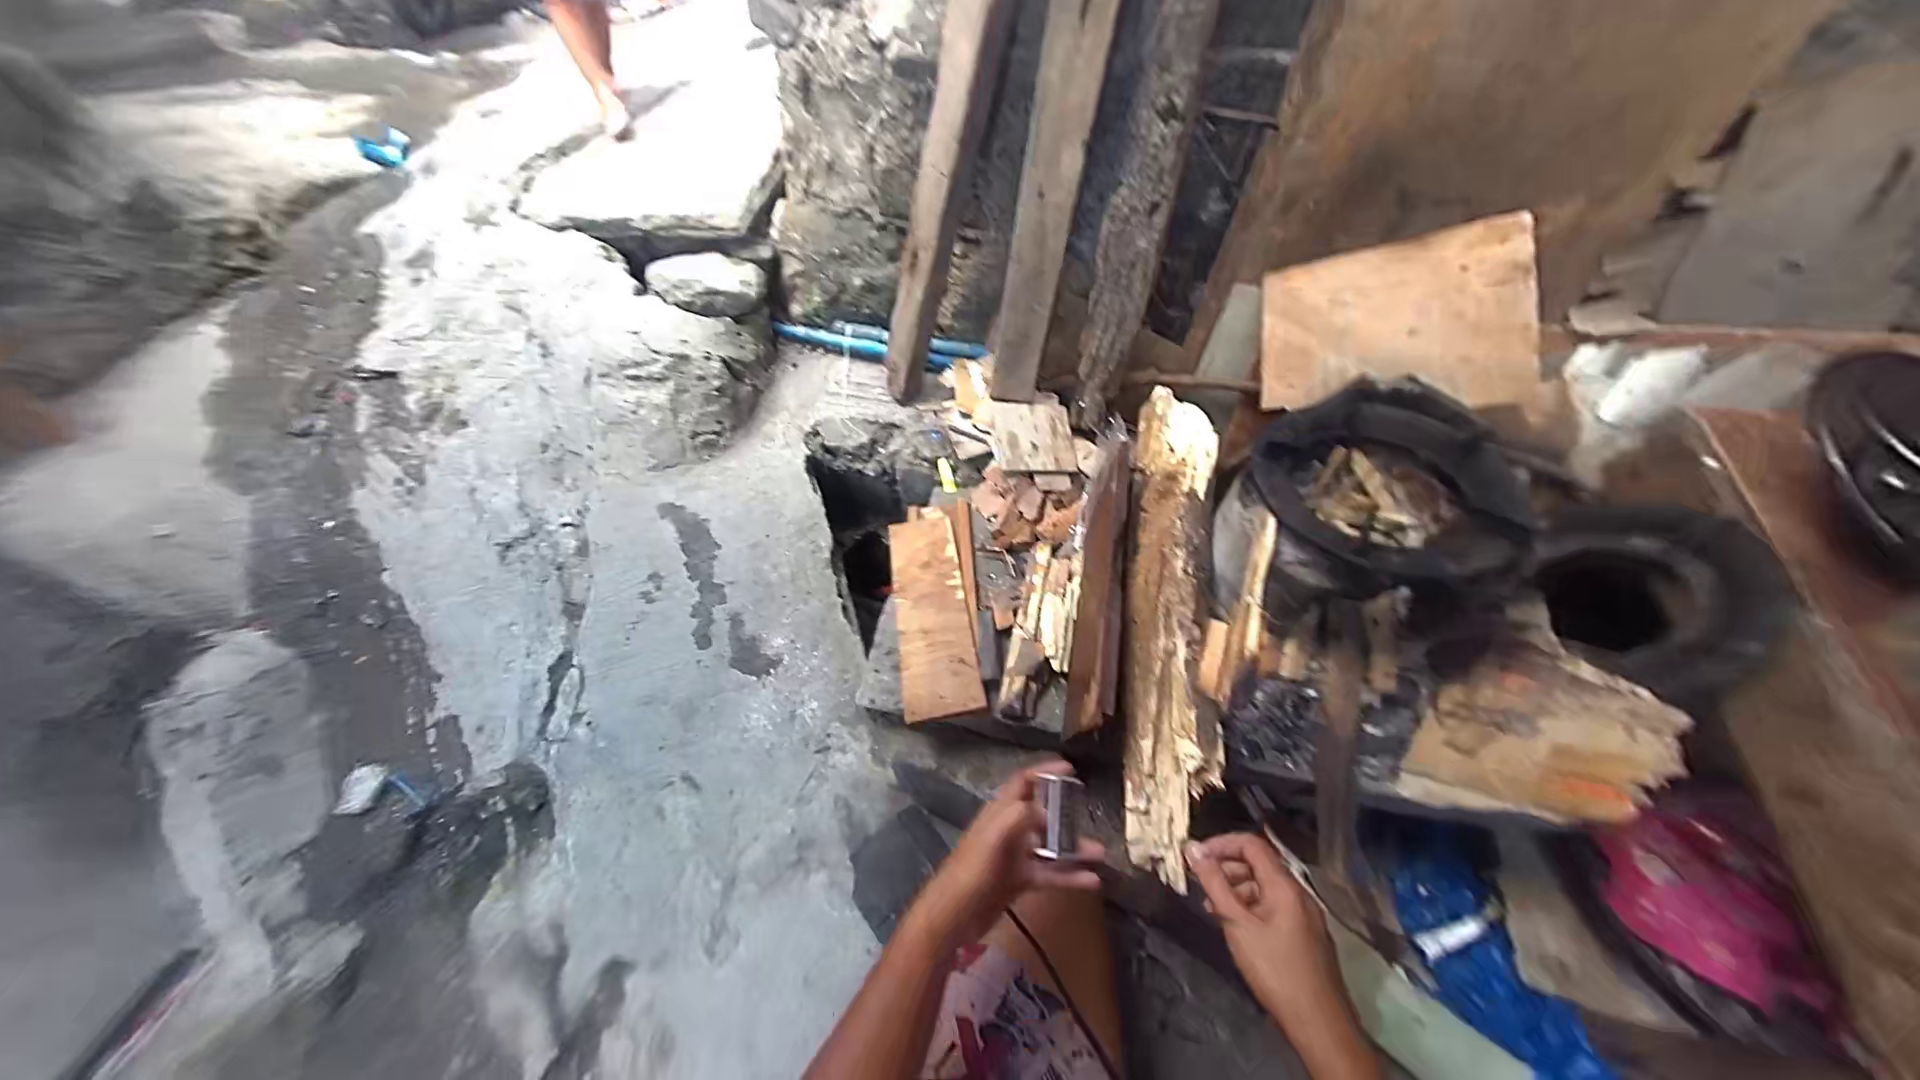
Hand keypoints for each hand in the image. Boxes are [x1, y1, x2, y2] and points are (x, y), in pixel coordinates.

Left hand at [918, 760, 1104, 945]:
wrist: (954, 914)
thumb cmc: (972, 870)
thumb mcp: (995, 837)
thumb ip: (1019, 815)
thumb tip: (1046, 808)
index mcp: (1000, 812)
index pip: (1024, 782)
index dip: (1045, 771)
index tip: (1070, 768)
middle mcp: (1008, 829)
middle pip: (1041, 813)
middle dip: (1066, 814)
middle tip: (1089, 816)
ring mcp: (1014, 855)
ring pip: (1049, 845)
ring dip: (1073, 848)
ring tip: (1100, 852)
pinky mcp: (1019, 880)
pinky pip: (1049, 873)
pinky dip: (1069, 876)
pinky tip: (1090, 880)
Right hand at [1187, 833, 1342, 1026]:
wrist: (1319, 1024)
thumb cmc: (1274, 969)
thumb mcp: (1236, 923)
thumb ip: (1214, 883)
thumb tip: (1193, 848)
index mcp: (1284, 885)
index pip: (1251, 844)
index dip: (1220, 844)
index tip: (1196, 857)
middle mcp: (1298, 893)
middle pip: (1257, 863)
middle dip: (1225, 867)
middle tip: (1200, 883)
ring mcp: (1304, 913)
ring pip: (1264, 885)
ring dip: (1235, 888)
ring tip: (1212, 907)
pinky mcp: (1304, 933)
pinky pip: (1273, 905)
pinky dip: (1250, 905)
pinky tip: (1234, 924)